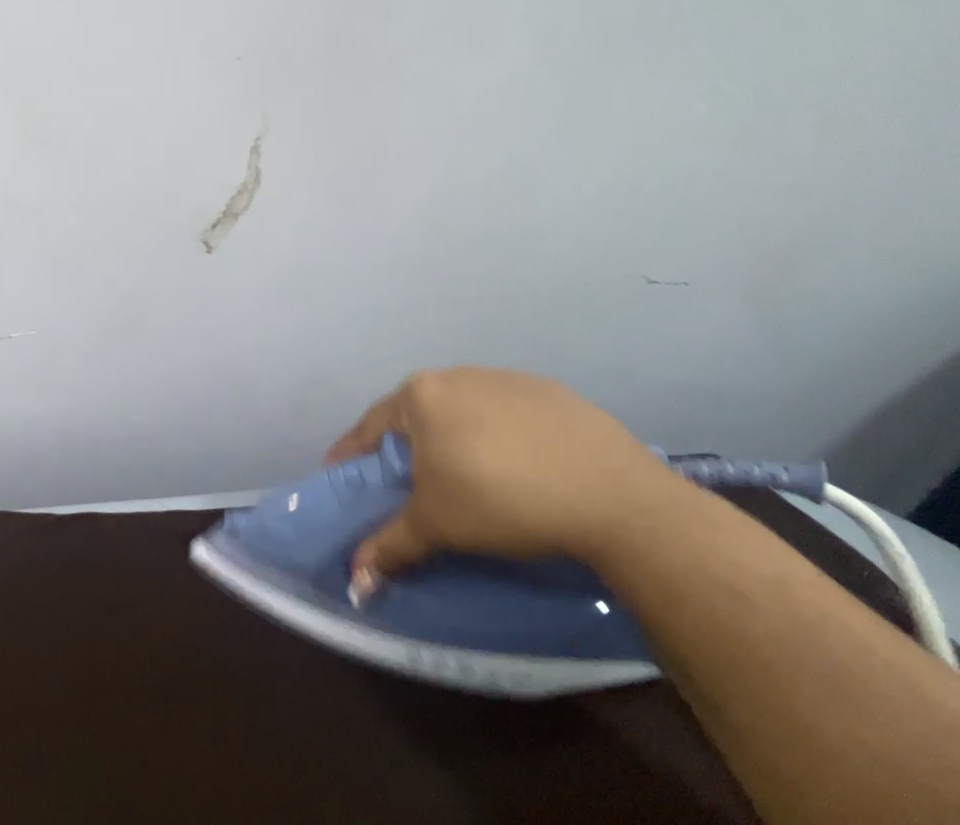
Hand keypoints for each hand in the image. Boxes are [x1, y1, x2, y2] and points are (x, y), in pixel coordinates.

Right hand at [326, 367, 688, 589]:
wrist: (615, 499)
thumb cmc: (502, 501)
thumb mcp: (436, 527)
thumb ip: (389, 546)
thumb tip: (354, 582)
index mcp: (422, 396)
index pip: (371, 427)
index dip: (353, 455)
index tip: (343, 476)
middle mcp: (460, 376)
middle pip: (418, 414)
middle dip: (407, 446)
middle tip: (405, 483)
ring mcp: (511, 380)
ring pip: (465, 411)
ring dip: (455, 439)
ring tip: (464, 477)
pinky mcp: (556, 394)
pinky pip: (511, 416)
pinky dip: (501, 438)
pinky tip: (517, 470)